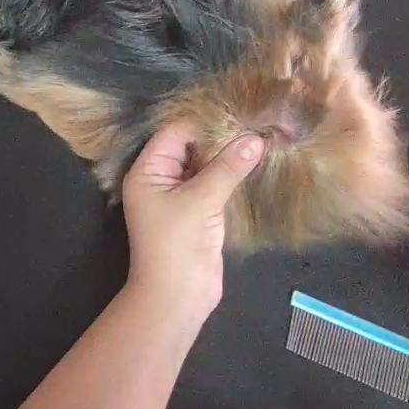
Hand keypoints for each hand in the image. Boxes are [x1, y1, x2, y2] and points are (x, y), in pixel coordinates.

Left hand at [119, 122, 264, 323]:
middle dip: (219, 137)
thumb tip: (256, 138)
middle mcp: (160, 179)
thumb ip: (228, 167)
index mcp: (147, 171)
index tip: (237, 110)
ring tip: (261, 137)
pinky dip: (230, 175)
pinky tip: (256, 163)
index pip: (174, 133)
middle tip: (255, 120)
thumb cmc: (178, 244)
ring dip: (227, 156)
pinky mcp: (197, 213)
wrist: (177, 298)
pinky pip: (213, 185)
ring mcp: (179, 197)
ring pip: (204, 166)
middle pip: (190, 147)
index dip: (204, 122)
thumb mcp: (202, 200)